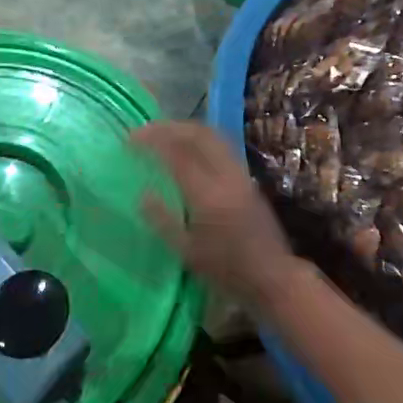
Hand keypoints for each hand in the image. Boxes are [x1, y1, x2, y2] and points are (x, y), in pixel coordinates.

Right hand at [130, 121, 309, 308]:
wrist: (272, 275)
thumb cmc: (226, 270)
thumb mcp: (187, 252)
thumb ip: (163, 221)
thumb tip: (143, 194)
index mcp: (207, 194)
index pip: (176, 153)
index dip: (152, 141)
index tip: (130, 139)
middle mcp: (226, 176)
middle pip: (198, 135)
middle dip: (170, 127)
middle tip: (145, 130)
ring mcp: (241, 175)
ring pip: (214, 137)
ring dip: (187, 130)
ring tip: (164, 134)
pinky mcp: (248, 179)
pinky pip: (223, 147)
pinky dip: (201, 140)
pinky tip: (189, 149)